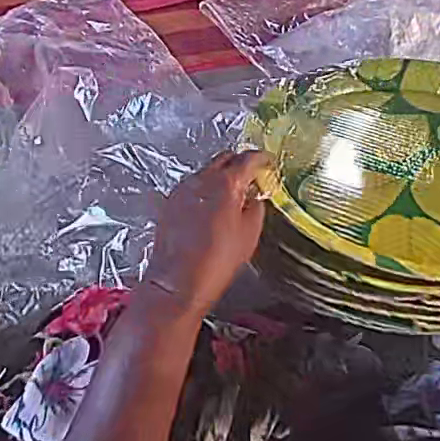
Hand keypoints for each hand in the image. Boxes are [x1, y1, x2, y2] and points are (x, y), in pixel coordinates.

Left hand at [146, 151, 269, 314]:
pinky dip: (206, 188)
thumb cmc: (219, 259)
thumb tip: (254, 196)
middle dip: (240, 162)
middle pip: (224, 158)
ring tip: (233, 192)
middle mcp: (202, 179)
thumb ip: (255, 206)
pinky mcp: (171, 201)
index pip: (247, 158)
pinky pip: (193, 185)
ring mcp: (183, 189)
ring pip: (207, 170)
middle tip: (253, 175)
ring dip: (221, 175)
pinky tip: (212, 205)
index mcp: (226, 183)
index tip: (269, 162)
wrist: (177, 282)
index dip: (261, 158)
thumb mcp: (250, 233)